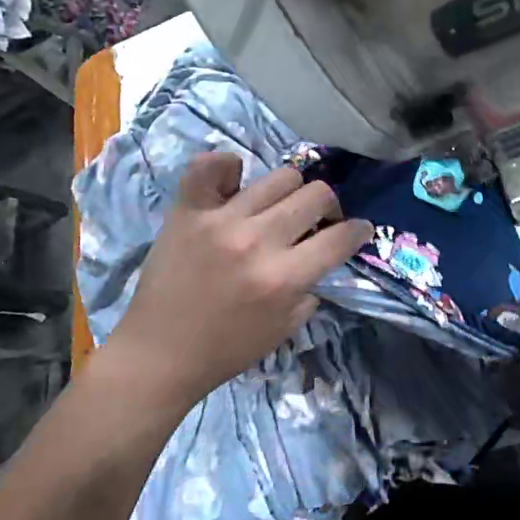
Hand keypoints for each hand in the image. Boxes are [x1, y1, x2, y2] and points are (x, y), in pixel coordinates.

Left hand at [102, 153, 369, 407]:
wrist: (159, 353)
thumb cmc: (228, 348)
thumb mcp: (286, 327)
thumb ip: (312, 287)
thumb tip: (323, 254)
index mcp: (284, 278)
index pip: (341, 237)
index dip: (359, 231)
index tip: (358, 231)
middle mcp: (257, 241)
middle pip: (317, 195)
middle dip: (328, 208)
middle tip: (317, 222)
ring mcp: (220, 221)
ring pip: (280, 176)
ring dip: (291, 192)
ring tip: (279, 208)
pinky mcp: (187, 212)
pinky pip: (209, 166)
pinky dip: (227, 167)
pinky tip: (234, 183)